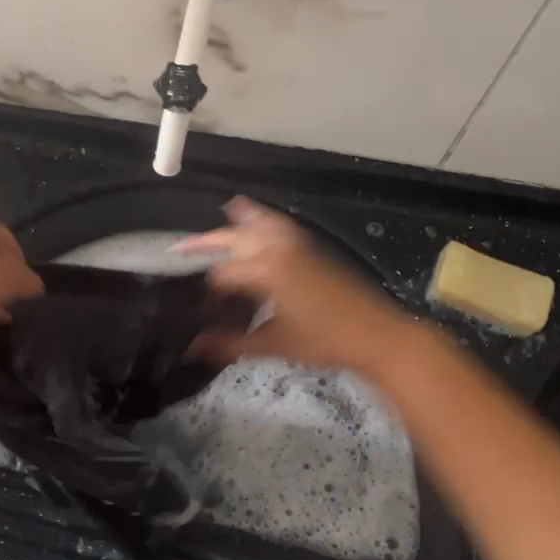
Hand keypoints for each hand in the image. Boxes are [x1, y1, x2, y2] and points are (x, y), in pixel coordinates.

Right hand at [176, 197, 414, 375]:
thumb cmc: (326, 342)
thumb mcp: (274, 345)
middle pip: (234, 239)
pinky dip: (265, 220)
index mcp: (265, 271)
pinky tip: (262, 223)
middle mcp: (277, 250)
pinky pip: (280, 226)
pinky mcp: (312, 250)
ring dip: (239, 223)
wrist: (378, 335)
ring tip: (224, 214)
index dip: (204, 287)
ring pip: (259, 225)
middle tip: (181, 248)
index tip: (190, 300)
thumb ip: (232, 343)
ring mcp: (297, 246)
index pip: (222, 273)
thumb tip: (194, 346)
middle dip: (206, 242)